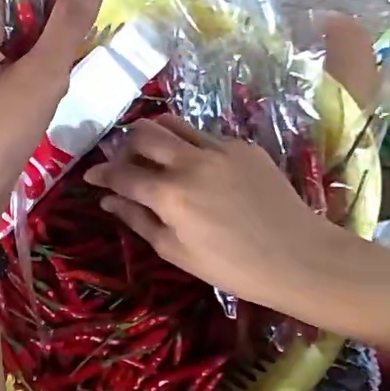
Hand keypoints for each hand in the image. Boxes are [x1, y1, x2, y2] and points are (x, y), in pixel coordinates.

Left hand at [0, 0, 107, 266]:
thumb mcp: (42, 75)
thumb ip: (70, 22)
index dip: (49, 1)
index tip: (74, 34)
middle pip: (13, 17)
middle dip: (46, 42)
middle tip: (58, 75)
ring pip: (12, 50)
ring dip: (39, 67)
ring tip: (46, 96)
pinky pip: (2, 75)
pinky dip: (25, 86)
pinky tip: (34, 110)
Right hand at [85, 115, 343, 312]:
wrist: (297, 256)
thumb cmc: (232, 266)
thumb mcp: (175, 251)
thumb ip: (138, 219)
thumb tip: (108, 199)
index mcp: (170, 194)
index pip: (122, 173)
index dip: (101, 174)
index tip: (92, 176)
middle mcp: (190, 161)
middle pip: (143, 132)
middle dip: (125, 145)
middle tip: (125, 163)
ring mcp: (220, 148)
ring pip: (173, 124)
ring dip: (155, 135)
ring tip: (154, 155)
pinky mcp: (244, 146)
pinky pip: (205, 136)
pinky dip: (190, 147)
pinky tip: (198, 171)